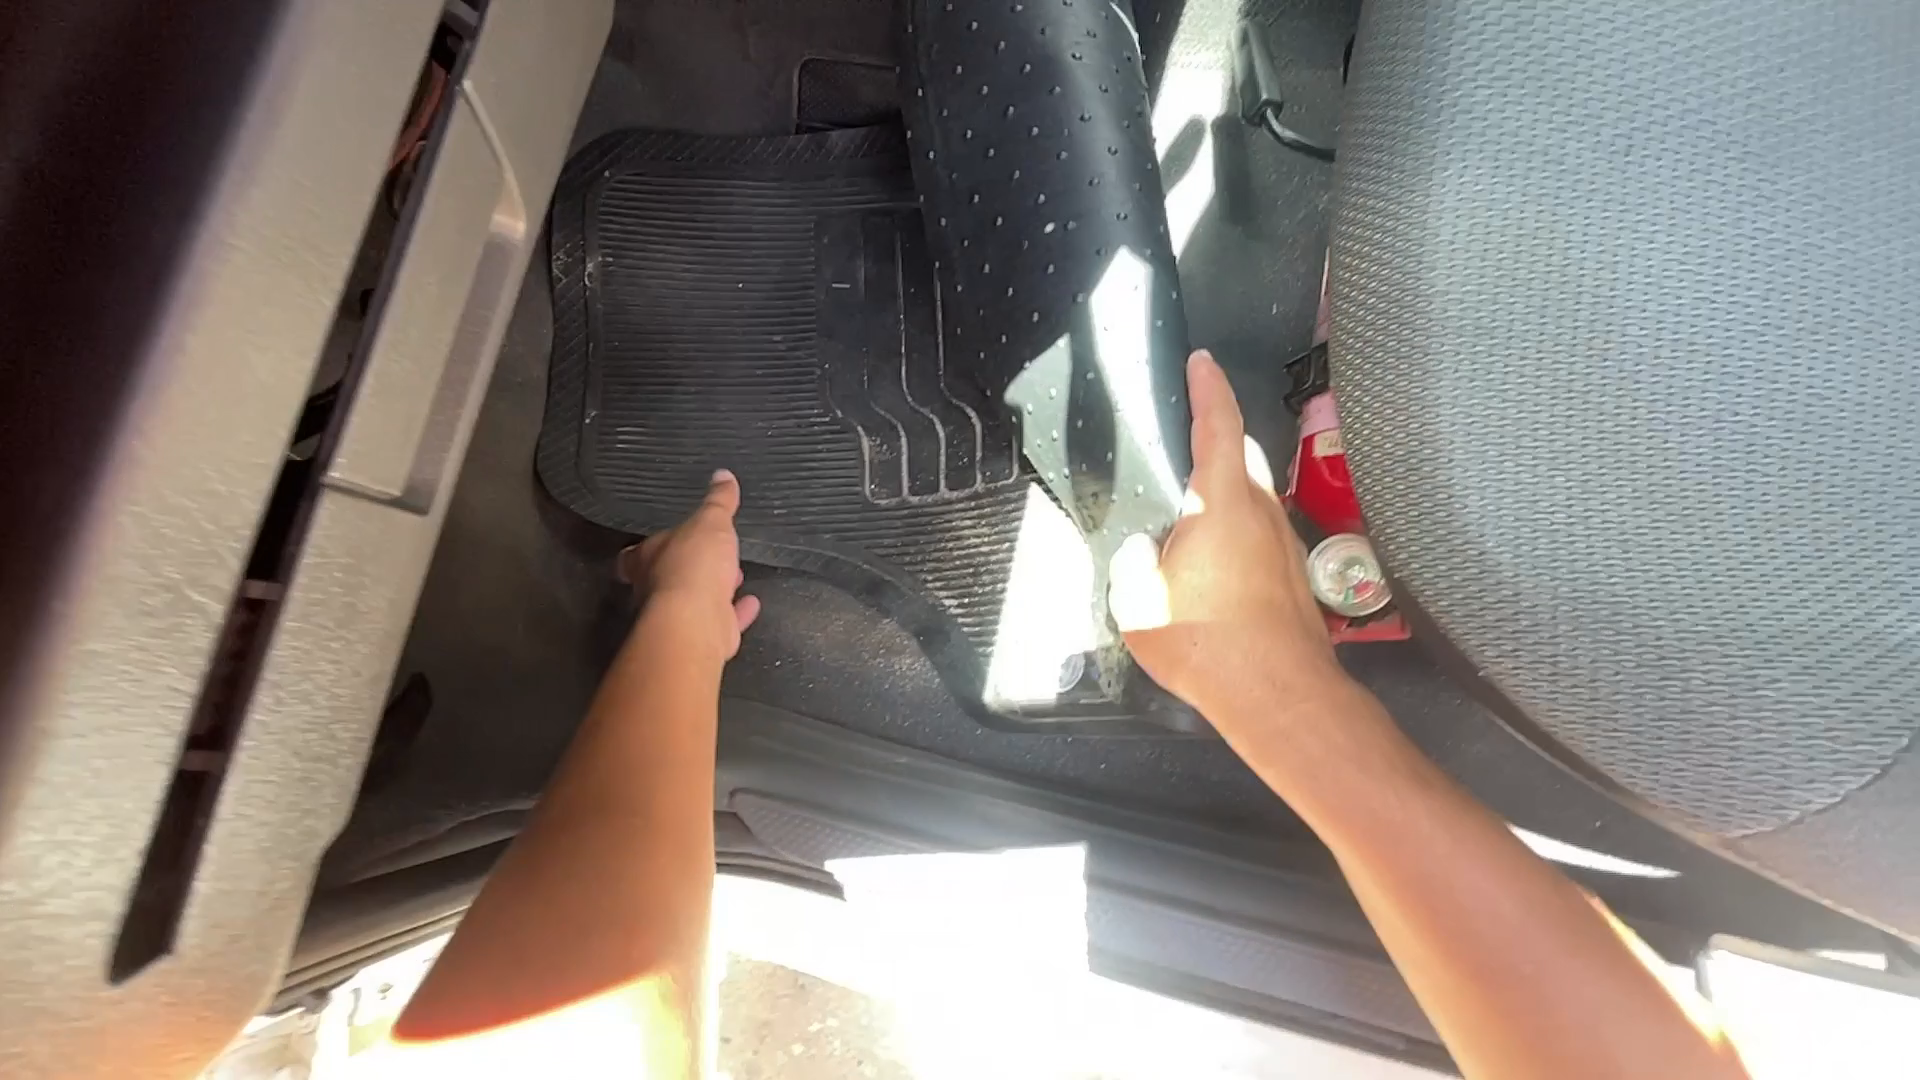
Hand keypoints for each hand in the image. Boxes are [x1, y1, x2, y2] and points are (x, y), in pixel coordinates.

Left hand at [618, 469, 760, 660]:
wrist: (697, 620)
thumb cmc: (694, 564)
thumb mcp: (710, 522)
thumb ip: (718, 502)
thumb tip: (723, 475)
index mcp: (647, 558)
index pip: (636, 554)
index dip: (647, 549)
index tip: (659, 545)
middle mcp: (656, 589)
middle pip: (667, 577)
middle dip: (690, 567)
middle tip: (711, 556)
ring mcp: (679, 616)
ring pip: (695, 600)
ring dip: (715, 589)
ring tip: (736, 577)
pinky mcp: (703, 634)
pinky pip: (722, 619)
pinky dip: (737, 611)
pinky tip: (752, 602)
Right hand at [1108, 351, 1351, 725]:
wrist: (1276, 695)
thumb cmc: (1204, 642)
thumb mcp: (1137, 600)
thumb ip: (1133, 560)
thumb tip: (1146, 549)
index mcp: (1222, 504)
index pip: (1219, 426)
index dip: (1209, 388)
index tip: (1202, 362)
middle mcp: (1261, 514)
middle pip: (1242, 457)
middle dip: (1217, 439)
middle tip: (1186, 440)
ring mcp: (1283, 544)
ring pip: (1251, 498)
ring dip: (1223, 493)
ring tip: (1186, 520)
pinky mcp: (1291, 574)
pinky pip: (1258, 534)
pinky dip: (1234, 532)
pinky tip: (1210, 566)